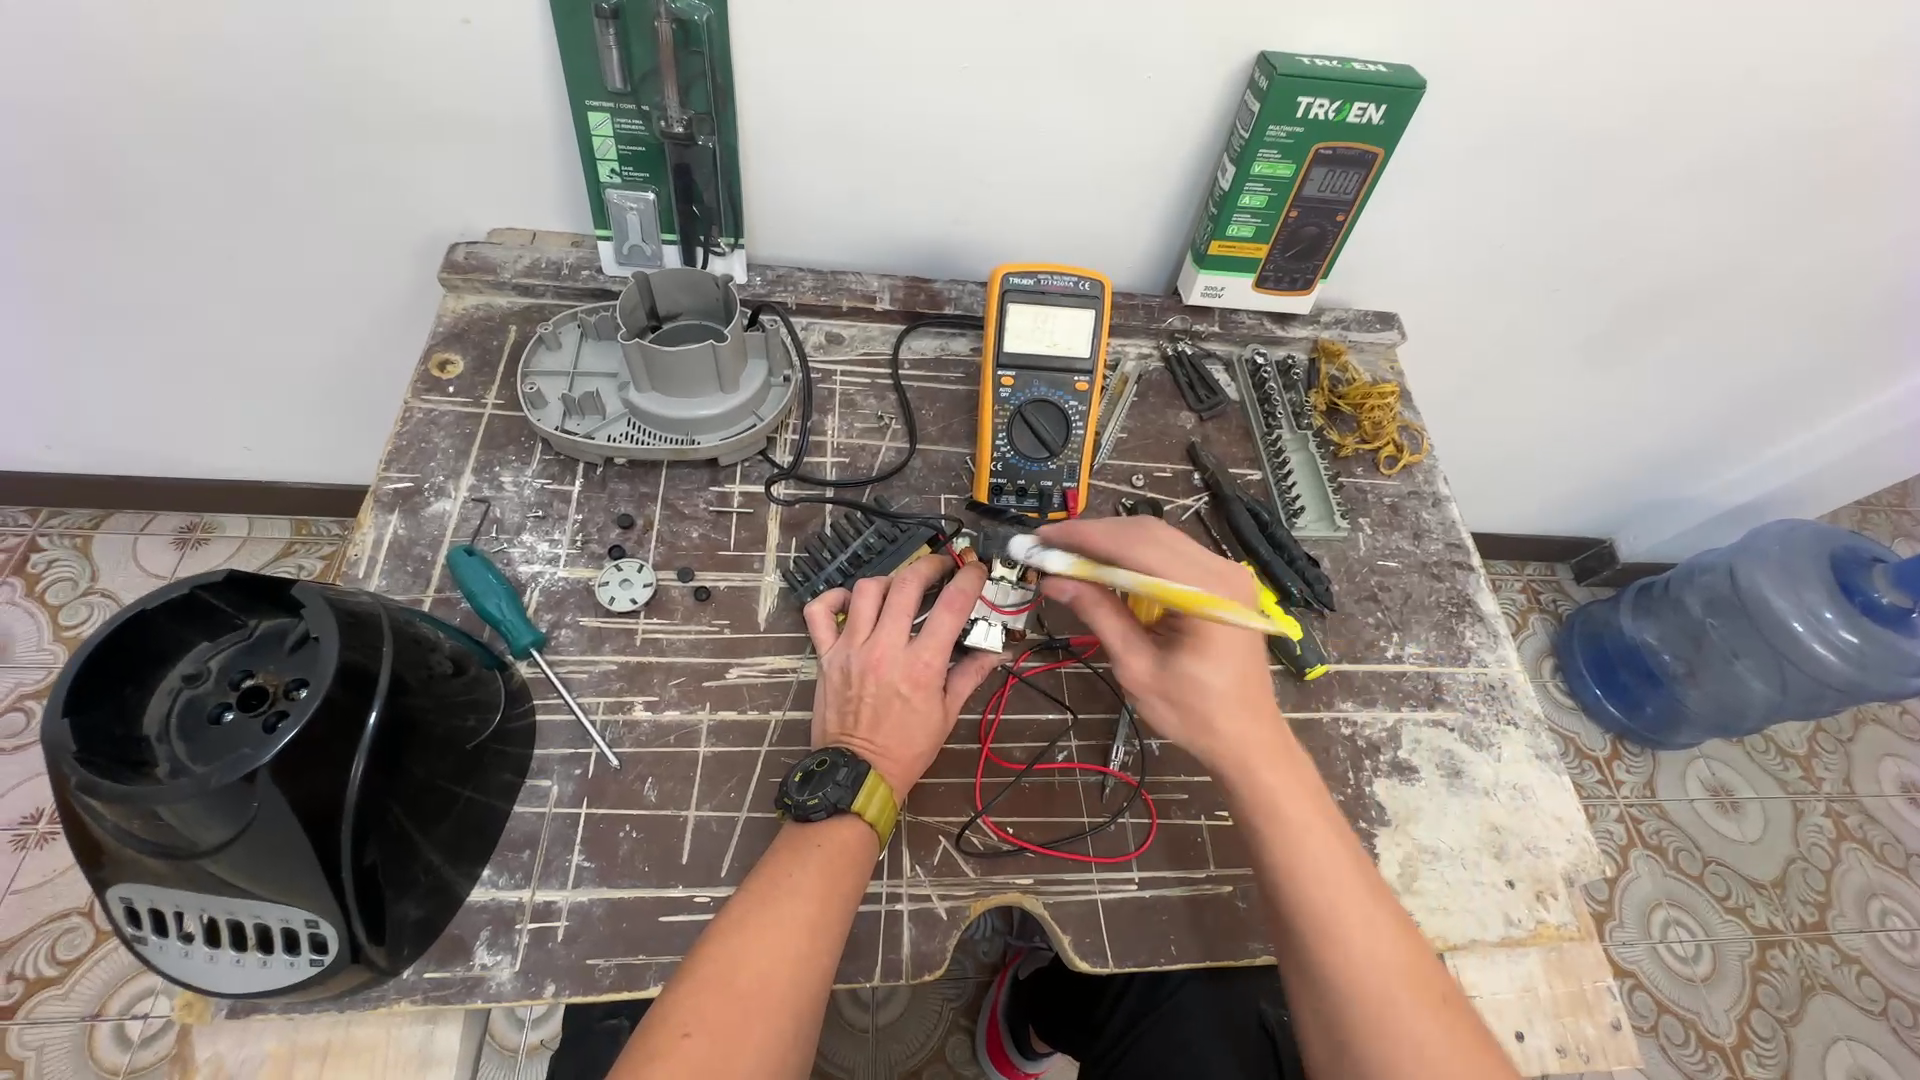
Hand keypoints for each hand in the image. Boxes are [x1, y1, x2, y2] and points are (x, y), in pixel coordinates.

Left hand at [802, 554, 1003, 796]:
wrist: (858, 773)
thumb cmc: (908, 748)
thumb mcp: (947, 714)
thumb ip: (970, 675)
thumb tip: (997, 651)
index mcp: (922, 665)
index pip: (951, 606)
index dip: (968, 579)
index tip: (974, 568)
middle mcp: (885, 648)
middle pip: (907, 584)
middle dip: (929, 565)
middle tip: (941, 566)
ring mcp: (850, 649)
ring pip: (866, 590)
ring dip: (888, 580)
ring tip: (900, 586)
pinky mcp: (825, 655)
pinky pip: (820, 612)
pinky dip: (833, 598)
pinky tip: (850, 601)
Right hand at [1035, 516, 1282, 770]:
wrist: (1247, 738)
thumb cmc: (1194, 713)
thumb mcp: (1137, 666)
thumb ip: (1099, 614)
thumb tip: (1053, 581)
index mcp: (1207, 591)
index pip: (1136, 545)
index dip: (1085, 536)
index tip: (1043, 538)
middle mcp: (1222, 569)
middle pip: (1147, 533)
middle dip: (1094, 535)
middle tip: (1048, 547)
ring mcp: (1226, 571)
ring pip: (1157, 537)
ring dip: (1110, 542)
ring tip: (1068, 555)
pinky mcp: (1221, 580)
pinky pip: (1169, 553)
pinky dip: (1132, 555)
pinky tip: (1103, 566)